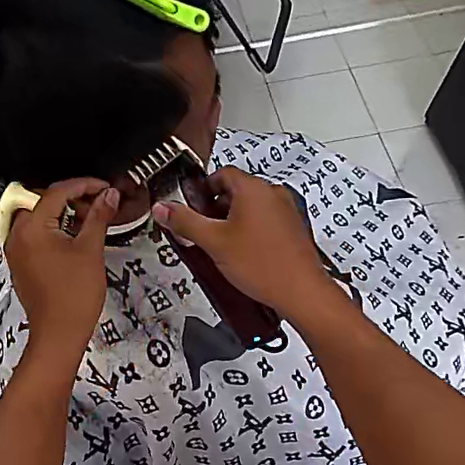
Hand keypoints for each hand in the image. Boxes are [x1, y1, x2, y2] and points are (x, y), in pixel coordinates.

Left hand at [6, 178, 118, 362]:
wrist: (60, 332)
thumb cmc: (71, 299)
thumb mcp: (91, 250)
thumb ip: (99, 216)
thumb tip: (108, 196)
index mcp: (31, 228)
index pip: (56, 192)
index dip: (84, 185)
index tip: (103, 188)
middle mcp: (18, 236)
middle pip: (42, 200)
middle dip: (72, 196)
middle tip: (97, 201)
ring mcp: (17, 250)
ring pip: (37, 216)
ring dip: (62, 212)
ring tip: (89, 219)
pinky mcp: (23, 263)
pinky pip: (35, 234)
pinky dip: (54, 229)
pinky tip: (75, 237)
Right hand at [151, 167, 336, 319]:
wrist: (300, 291)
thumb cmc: (266, 266)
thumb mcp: (213, 242)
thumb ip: (185, 222)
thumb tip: (165, 209)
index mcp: (253, 188)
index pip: (222, 174)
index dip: (203, 188)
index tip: (193, 203)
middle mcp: (273, 195)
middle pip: (237, 191)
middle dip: (216, 208)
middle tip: (203, 227)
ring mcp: (287, 212)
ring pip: (252, 208)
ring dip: (234, 222)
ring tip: (222, 245)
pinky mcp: (294, 230)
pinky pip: (267, 223)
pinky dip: (252, 232)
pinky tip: (243, 255)